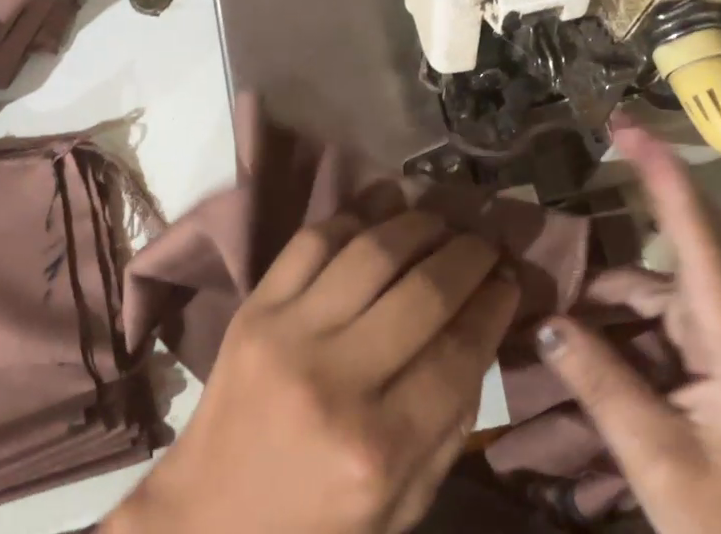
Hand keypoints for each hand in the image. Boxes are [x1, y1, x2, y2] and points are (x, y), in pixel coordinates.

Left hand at [104, 206, 520, 533]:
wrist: (208, 517)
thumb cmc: (317, 521)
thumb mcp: (404, 502)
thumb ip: (452, 423)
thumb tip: (484, 330)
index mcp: (379, 447)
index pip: (459, 351)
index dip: (494, 305)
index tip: (512, 281)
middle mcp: (334, 380)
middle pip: (423, 290)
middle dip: (469, 256)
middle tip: (486, 244)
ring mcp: (286, 335)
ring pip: (371, 251)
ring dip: (419, 225)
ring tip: (443, 223)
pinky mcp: (253, 308)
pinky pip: (312, 241)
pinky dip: (355, 220)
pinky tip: (381, 217)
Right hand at [534, 122, 720, 533]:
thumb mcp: (657, 456)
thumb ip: (601, 384)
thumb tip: (548, 319)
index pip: (700, 243)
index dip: (666, 179)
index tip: (631, 128)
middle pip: (665, 265)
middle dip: (622, 234)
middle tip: (571, 216)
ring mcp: (708, 352)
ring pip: (644, 300)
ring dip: (597, 306)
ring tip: (545, 324)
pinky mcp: (692, 371)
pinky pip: (639, 331)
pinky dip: (602, 333)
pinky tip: (567, 354)